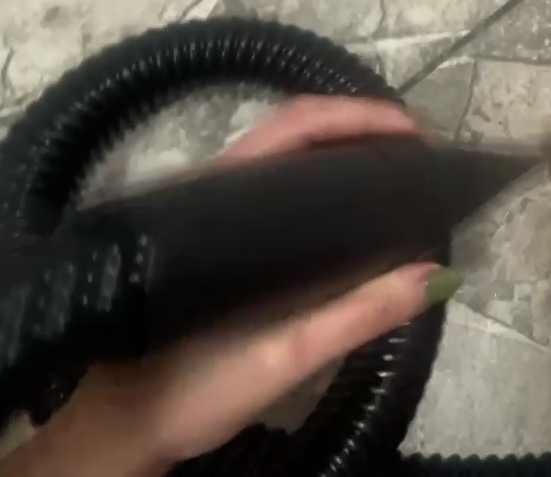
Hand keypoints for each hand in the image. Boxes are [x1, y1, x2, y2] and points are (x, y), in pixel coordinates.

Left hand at [0, 97, 459, 476]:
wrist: (113, 434)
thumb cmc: (187, 393)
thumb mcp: (279, 361)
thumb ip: (355, 318)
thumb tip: (436, 275)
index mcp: (221, 202)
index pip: (298, 125)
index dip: (361, 116)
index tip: (415, 135)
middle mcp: (215, 188)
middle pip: (299, 125)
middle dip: (366, 123)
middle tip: (422, 148)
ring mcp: (213, 205)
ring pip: (290, 148)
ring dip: (349, 141)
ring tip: (403, 163)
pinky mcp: (218, 227)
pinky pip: (284, 176)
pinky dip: (331, 168)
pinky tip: (360, 195)